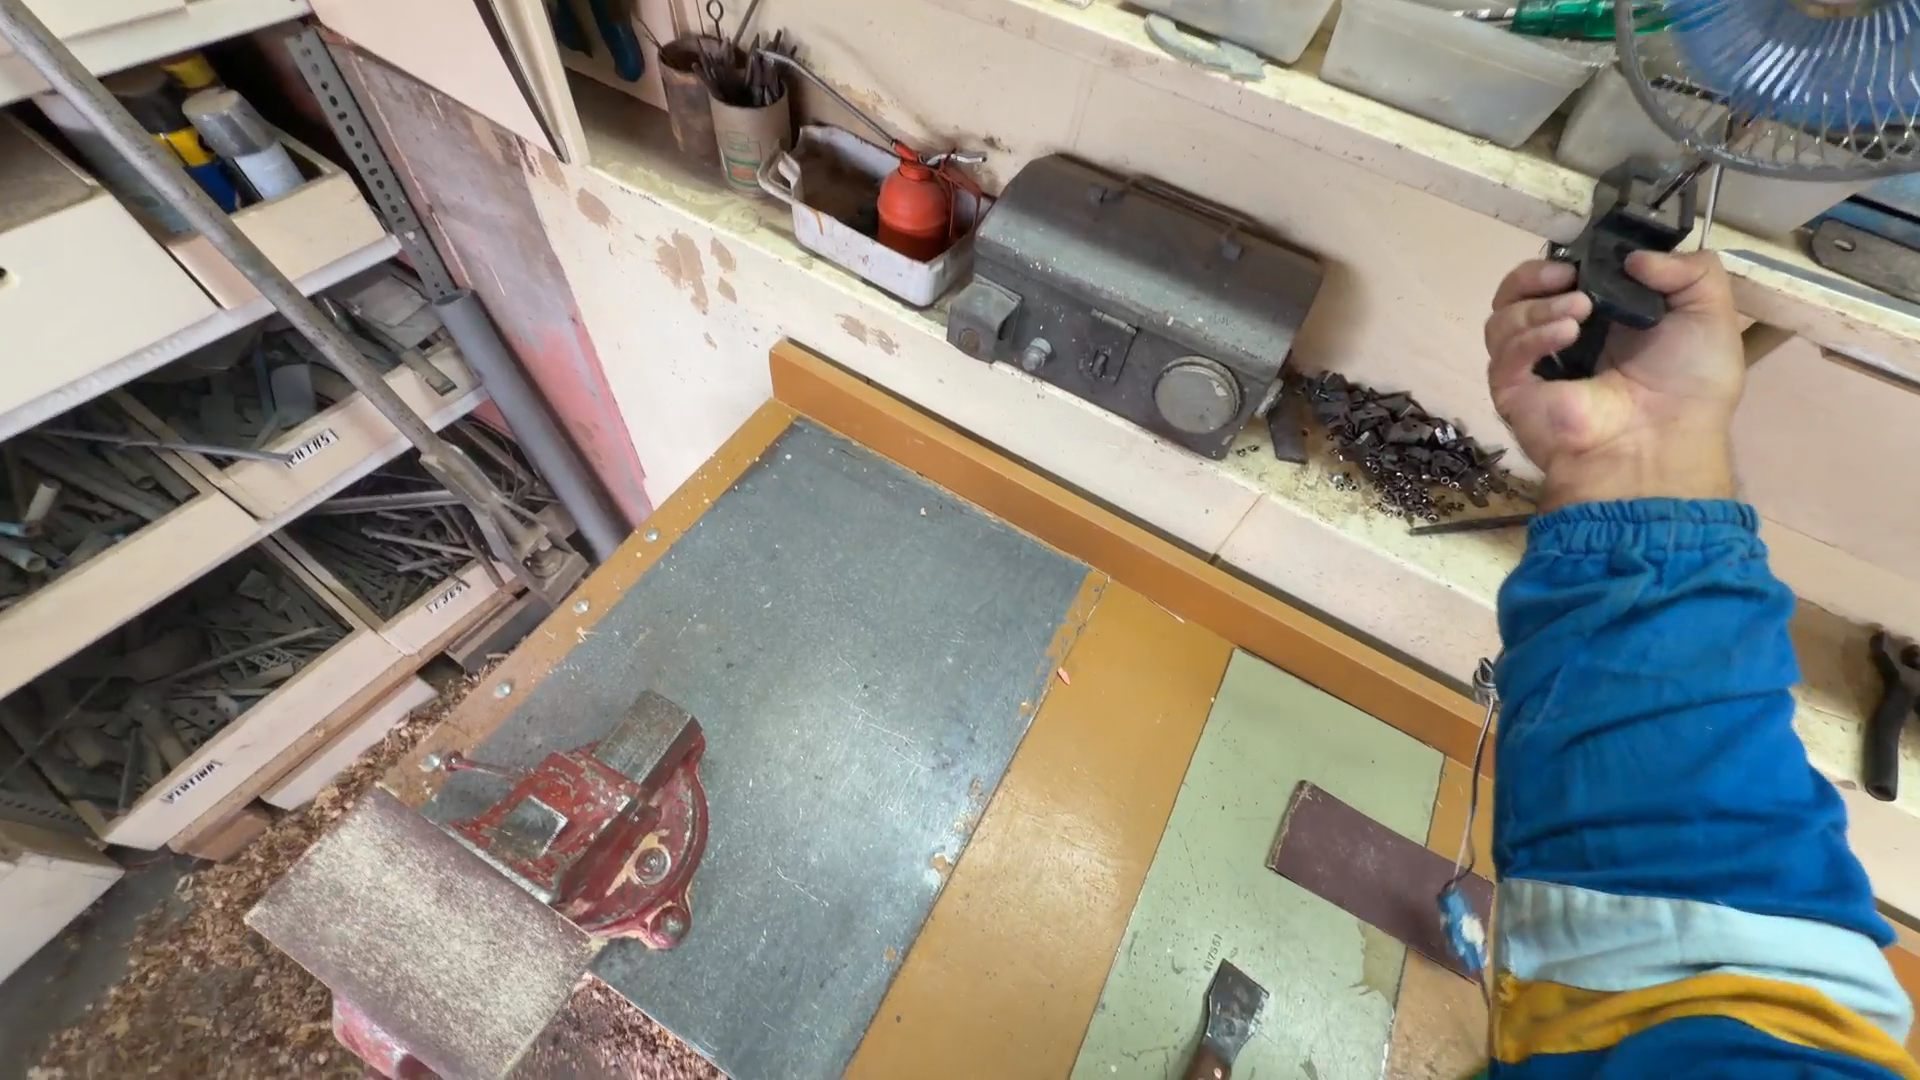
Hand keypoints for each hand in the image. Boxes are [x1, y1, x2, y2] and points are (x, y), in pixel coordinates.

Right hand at [1484, 251, 1744, 511]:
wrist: (1656, 441)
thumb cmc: (1686, 384)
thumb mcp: (1709, 314)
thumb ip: (1689, 270)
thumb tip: (1633, 257)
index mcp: (1598, 319)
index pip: (1554, 280)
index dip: (1559, 263)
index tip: (1581, 260)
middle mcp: (1555, 338)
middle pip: (1512, 295)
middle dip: (1530, 277)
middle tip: (1563, 277)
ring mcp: (1528, 365)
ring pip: (1501, 319)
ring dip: (1537, 308)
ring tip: (1578, 314)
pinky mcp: (1509, 389)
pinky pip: (1504, 353)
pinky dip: (1531, 337)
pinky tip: (1565, 335)